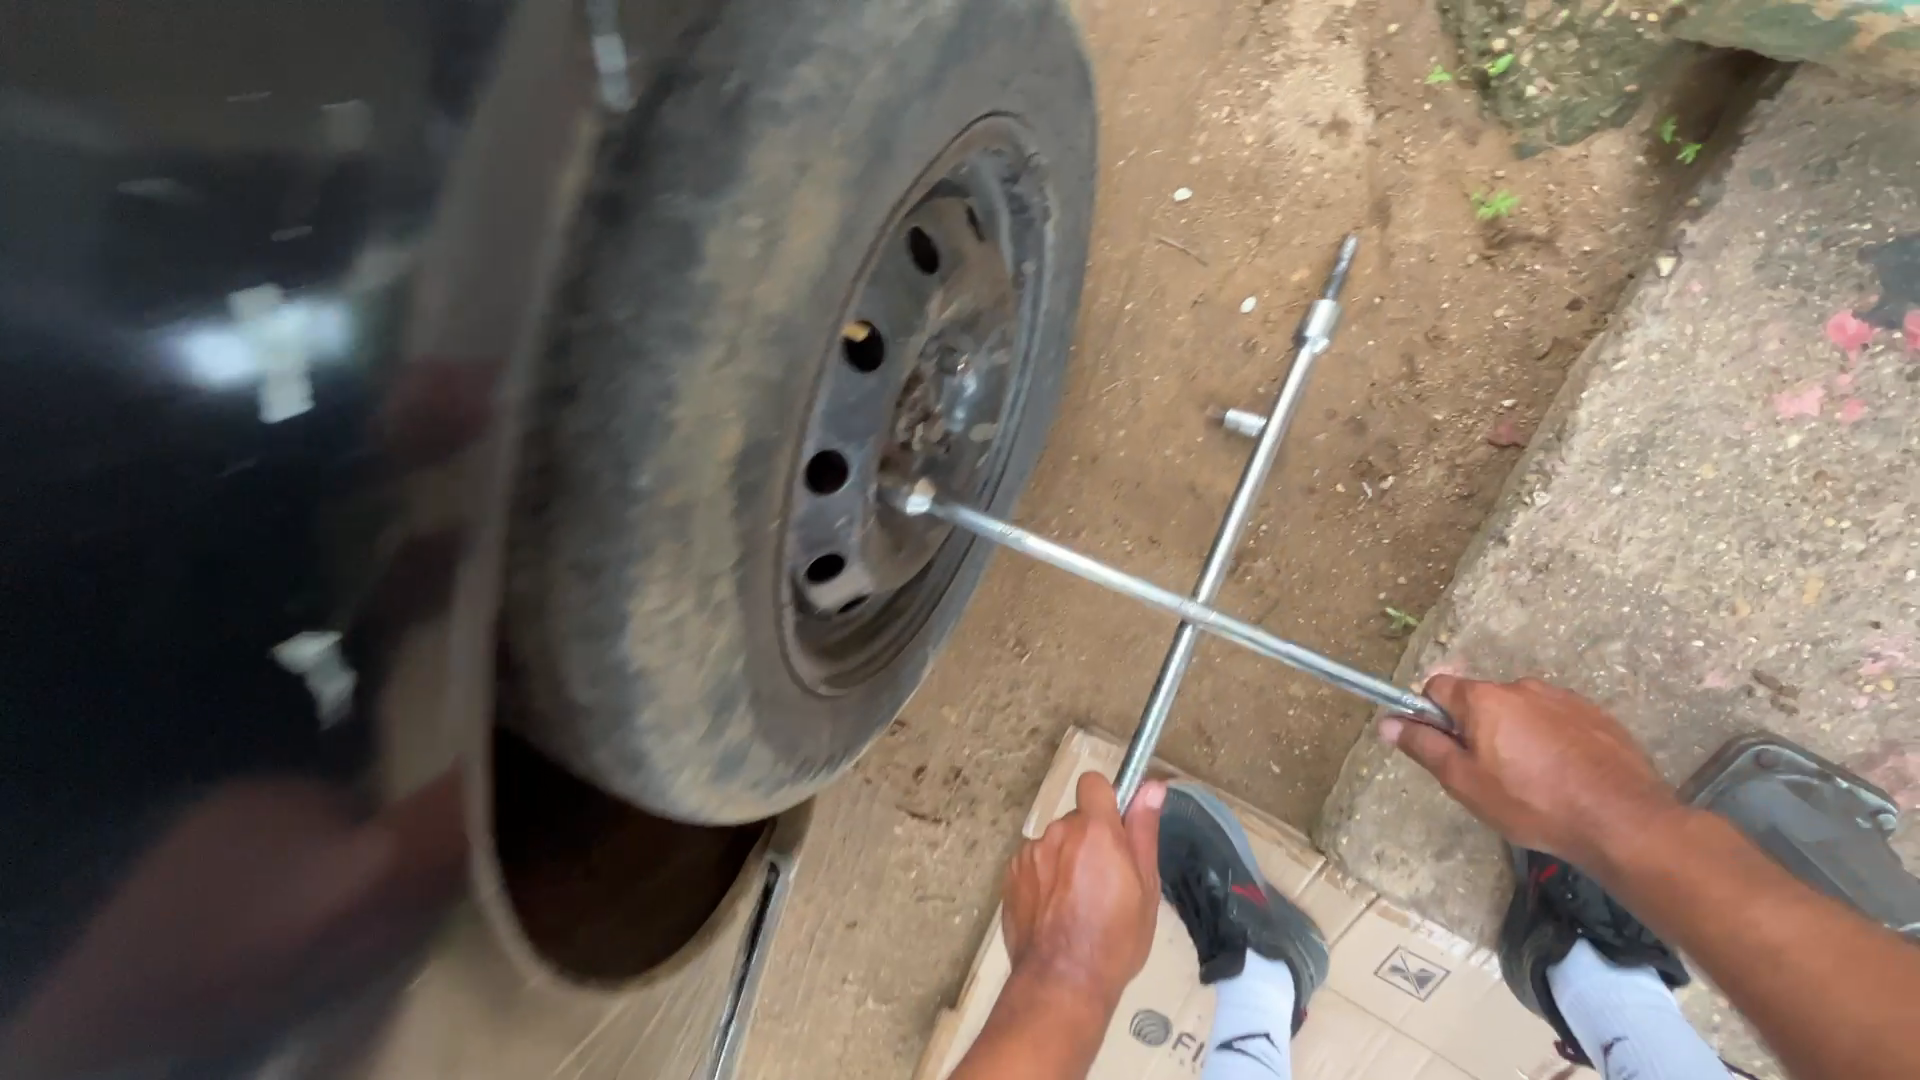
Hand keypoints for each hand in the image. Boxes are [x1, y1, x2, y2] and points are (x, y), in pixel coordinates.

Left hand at [1000, 773, 1163, 1006]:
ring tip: (1077, 904)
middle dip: (1089, 840)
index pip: (1093, 783)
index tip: (1115, 826)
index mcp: (1094, 830)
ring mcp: (1030, 853)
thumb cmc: (1114, 939)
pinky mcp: (1011, 874)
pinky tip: (1055, 911)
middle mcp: (1058, 832)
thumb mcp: (1145, 887)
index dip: (1105, 799)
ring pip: (1055, 844)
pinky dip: (1044, 879)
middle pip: (1076, 820)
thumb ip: (1143, 831)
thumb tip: (1153, 786)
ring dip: (1065, 861)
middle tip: (1104, 881)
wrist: (1061, 982)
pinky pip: (1034, 864)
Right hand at [1378, 676, 1679, 866]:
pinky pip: (1558, 721)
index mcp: (1483, 698)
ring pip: (1520, 711)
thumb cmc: (1532, 803)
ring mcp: (1565, 700)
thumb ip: (1422, 746)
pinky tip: (1564, 776)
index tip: (1445, 749)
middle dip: (1476, 729)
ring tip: (1532, 780)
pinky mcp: (1599, 717)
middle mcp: (1521, 687)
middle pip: (1480, 700)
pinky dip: (1552, 741)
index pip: (1437, 687)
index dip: (1432, 716)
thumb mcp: (1463, 781)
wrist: (1625, 823)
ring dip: (1515, 734)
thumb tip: (1386, 722)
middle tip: (1488, 773)